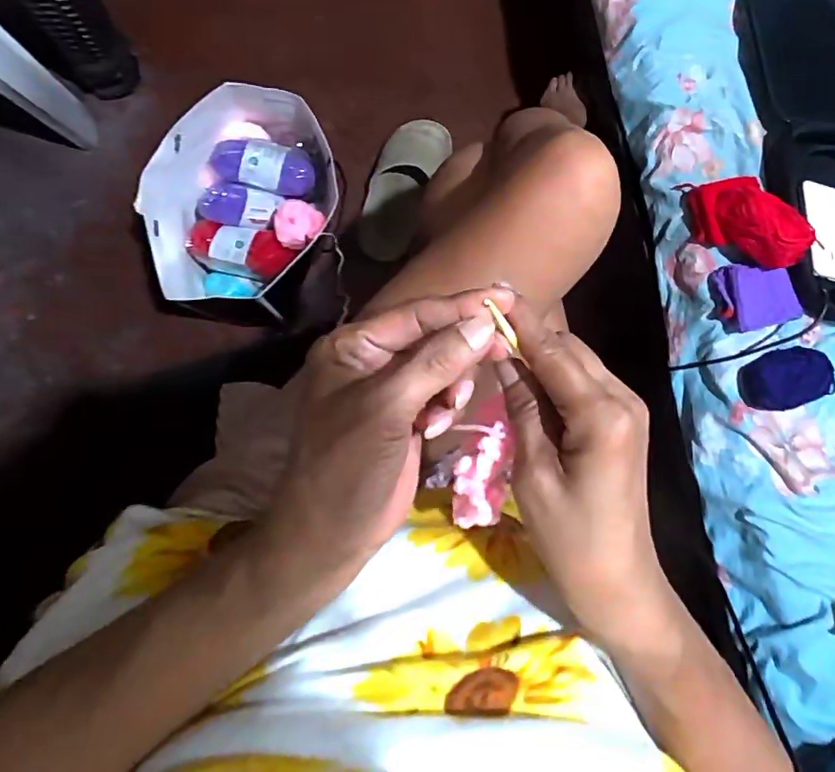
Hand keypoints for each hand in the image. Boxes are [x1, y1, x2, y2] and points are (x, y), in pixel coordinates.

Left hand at [260, 287, 516, 581]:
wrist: (329, 537)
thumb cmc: (348, 466)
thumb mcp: (389, 408)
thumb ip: (436, 362)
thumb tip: (483, 323)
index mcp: (353, 345)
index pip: (417, 313)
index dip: (462, 306)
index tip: (505, 298)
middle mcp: (370, 359)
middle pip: (432, 335)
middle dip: (463, 347)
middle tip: (504, 349)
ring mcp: (388, 388)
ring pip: (442, 364)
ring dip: (454, 382)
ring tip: (446, 409)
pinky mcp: (403, 414)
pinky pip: (439, 392)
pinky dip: (446, 404)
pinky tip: (435, 426)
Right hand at [498, 302, 678, 654]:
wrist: (621, 585)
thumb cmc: (570, 539)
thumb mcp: (533, 473)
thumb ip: (522, 408)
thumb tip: (503, 356)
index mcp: (602, 412)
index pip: (554, 352)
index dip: (521, 321)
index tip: (492, 293)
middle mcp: (622, 398)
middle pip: (569, 349)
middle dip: (530, 333)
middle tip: (485, 322)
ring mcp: (627, 408)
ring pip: (577, 361)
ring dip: (541, 352)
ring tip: (499, 343)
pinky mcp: (623, 420)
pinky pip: (584, 383)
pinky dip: (555, 374)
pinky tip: (527, 376)